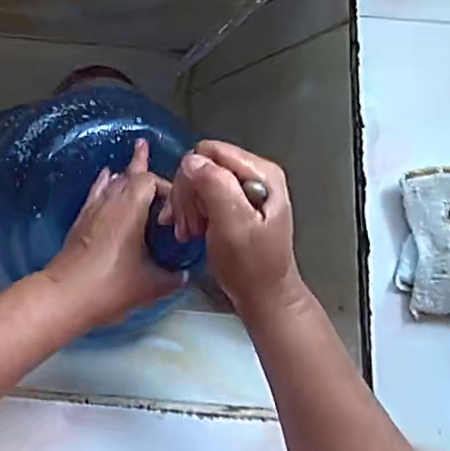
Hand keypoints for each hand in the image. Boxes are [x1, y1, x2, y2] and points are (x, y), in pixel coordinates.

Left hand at [40, 139, 184, 330]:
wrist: (66, 295)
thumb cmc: (111, 285)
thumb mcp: (152, 284)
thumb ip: (173, 277)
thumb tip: (185, 274)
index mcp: (132, 206)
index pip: (152, 181)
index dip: (168, 188)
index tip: (179, 206)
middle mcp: (112, 200)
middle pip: (130, 174)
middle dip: (141, 163)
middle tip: (144, 145)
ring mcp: (94, 208)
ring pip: (113, 181)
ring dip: (125, 173)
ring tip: (132, 158)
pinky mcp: (82, 219)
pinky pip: (97, 191)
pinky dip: (105, 182)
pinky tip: (106, 178)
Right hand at [166, 140, 307, 320]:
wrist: (263, 297)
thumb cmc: (252, 268)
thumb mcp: (233, 225)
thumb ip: (215, 186)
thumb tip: (191, 161)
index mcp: (261, 173)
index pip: (209, 153)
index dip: (192, 179)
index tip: (193, 211)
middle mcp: (253, 175)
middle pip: (201, 164)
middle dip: (188, 194)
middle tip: (189, 224)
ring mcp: (242, 188)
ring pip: (196, 179)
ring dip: (186, 205)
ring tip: (189, 230)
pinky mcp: (232, 202)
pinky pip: (199, 193)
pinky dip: (188, 211)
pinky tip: (188, 229)